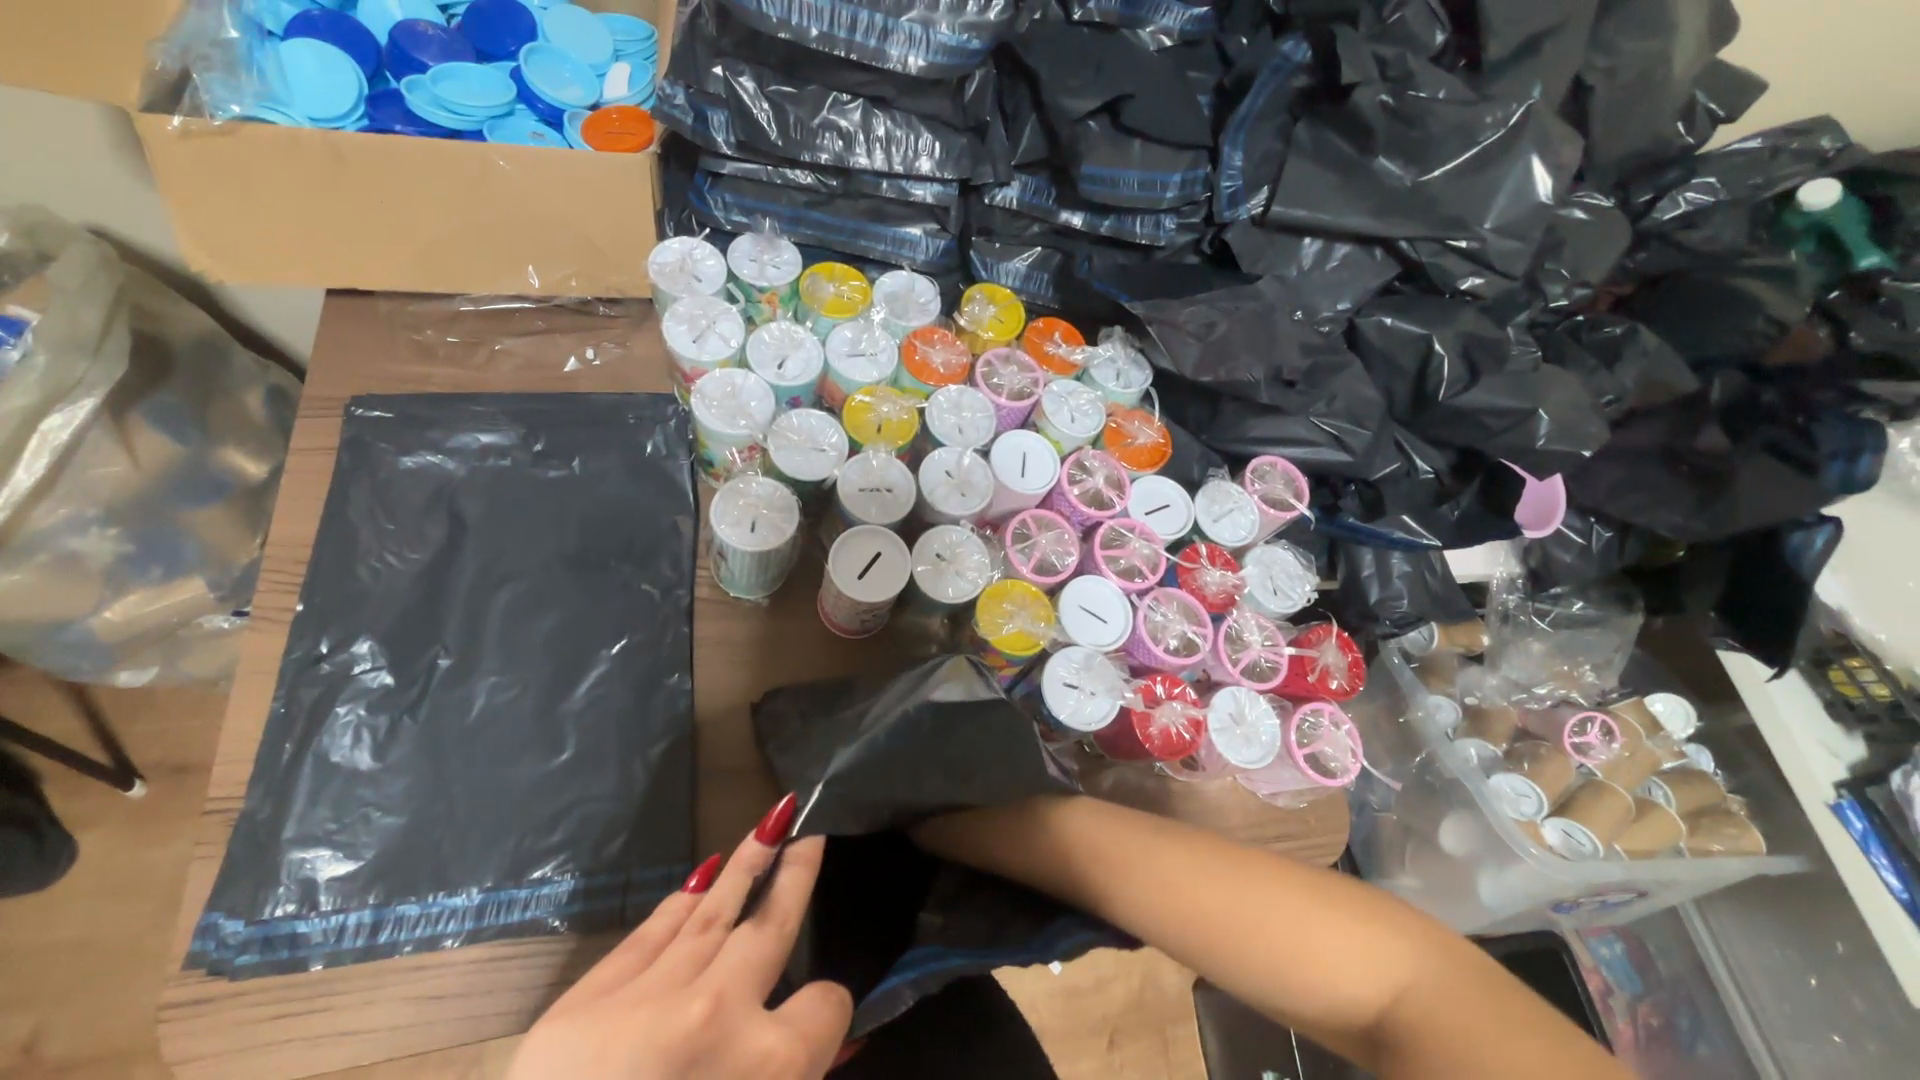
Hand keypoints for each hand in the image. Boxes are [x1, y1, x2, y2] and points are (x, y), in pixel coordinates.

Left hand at [507, 794, 854, 1079]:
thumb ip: (792, 1070)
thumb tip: (815, 1040)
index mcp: (767, 1064)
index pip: (826, 1004)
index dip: (829, 1008)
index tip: (818, 1013)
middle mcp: (720, 1011)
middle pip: (772, 926)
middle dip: (795, 878)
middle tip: (810, 836)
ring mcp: (653, 995)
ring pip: (714, 911)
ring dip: (746, 866)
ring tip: (771, 825)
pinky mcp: (591, 998)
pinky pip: (651, 934)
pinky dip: (680, 903)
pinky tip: (701, 875)